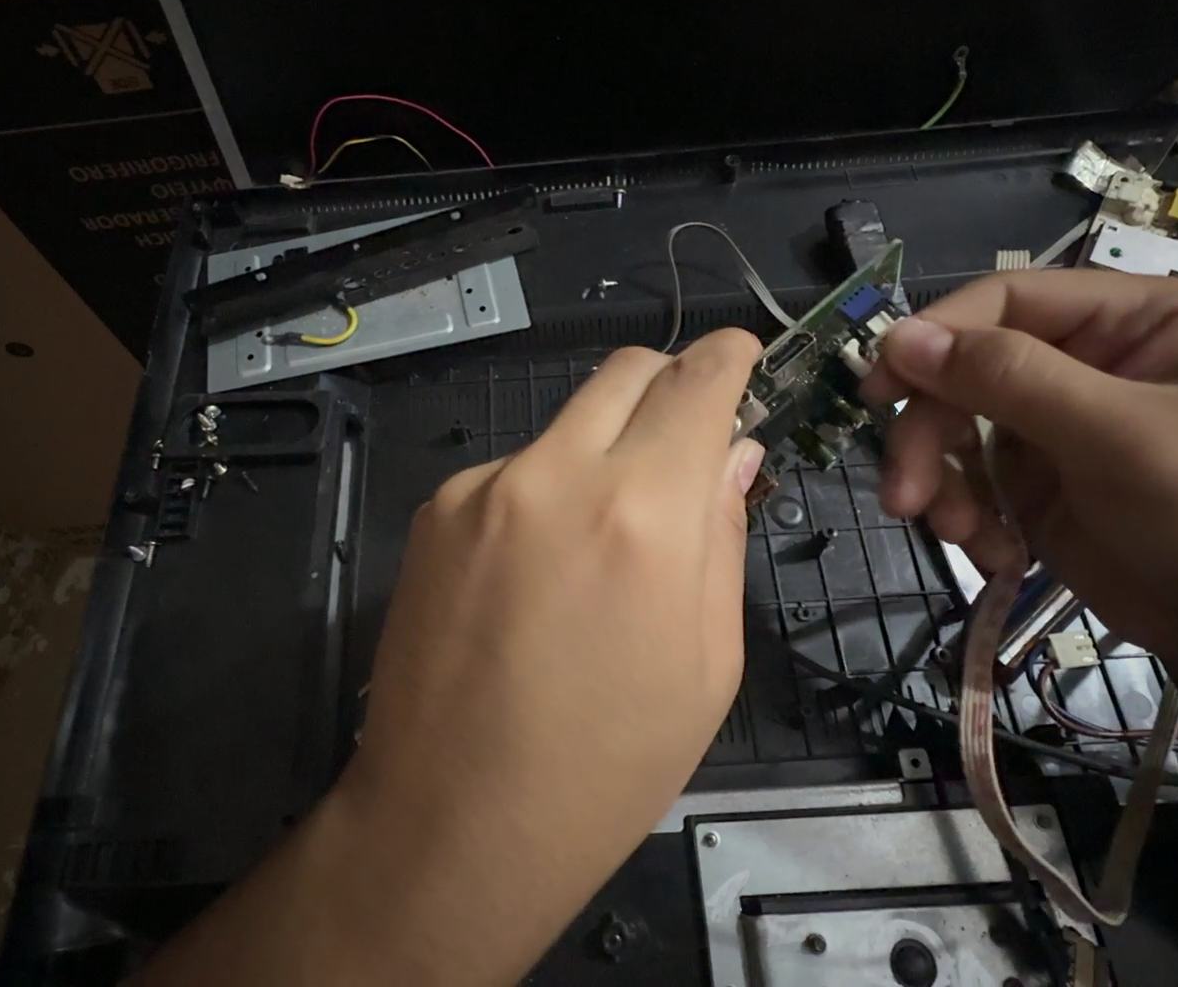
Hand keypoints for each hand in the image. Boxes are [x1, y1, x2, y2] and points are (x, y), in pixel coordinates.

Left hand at [137, 330, 765, 986]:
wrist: (453, 820)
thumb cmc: (608, 763)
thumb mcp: (707, 660)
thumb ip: (720, 533)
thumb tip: (732, 452)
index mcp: (642, 513)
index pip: (697, 381)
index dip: (730, 358)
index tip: (743, 361)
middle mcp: (555, 475)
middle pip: (626, 370)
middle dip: (669, 387)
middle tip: (683, 444)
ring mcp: (481, 487)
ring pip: (566, 422)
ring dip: (602, 449)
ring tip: (601, 539)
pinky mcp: (434, 512)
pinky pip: (512, 471)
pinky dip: (542, 493)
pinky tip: (533, 572)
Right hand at [860, 269, 1177, 978]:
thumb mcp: (1124, 438)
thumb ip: (1010, 378)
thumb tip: (896, 335)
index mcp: (1135, 320)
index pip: (1006, 300)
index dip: (933, 337)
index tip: (876, 389)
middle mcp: (1091, 363)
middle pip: (968, 373)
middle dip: (930, 436)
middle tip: (902, 498)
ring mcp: (1062, 429)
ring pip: (958, 432)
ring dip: (943, 485)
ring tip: (958, 536)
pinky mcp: (1042, 488)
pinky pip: (972, 484)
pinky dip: (969, 518)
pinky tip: (998, 556)